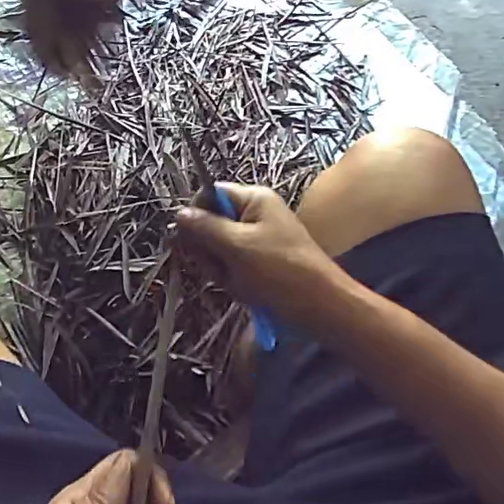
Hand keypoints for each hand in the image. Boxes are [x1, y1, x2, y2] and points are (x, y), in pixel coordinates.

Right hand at [175, 184, 348, 331]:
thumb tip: (179, 213)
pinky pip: (233, 267)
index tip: (190, 240)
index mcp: (254, 199)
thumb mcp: (238, 247)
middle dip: (210, 250)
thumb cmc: (281, 272)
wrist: (324, 309)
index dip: (196, 216)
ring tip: (240, 283)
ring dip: (221, 270)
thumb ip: (205, 228)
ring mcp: (258, 240)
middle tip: (222, 267)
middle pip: (211, 223)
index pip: (210, 194)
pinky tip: (246, 293)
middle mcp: (256, 214)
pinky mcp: (261, 263)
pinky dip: (234, 281)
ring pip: (219, 250)